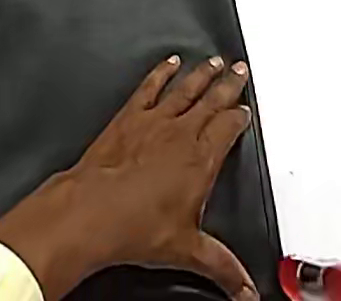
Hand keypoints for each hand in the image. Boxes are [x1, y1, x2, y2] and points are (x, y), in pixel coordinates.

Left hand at [0, 55, 257, 300]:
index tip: (245, 110)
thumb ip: (221, 265)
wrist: (96, 208)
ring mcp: (154, 119)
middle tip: (240, 69)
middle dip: (229, 84)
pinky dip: (161, 72)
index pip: (227, 129)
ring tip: (213, 61)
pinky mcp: (130, 115)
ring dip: (201, 74)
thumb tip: (243, 287)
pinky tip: (169, 62)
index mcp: (200, 159)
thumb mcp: (187, 249)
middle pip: (212, 100)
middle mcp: (181, 133)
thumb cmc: (137, 225)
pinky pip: (151, 86)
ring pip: (185, 89)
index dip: (238, 117)